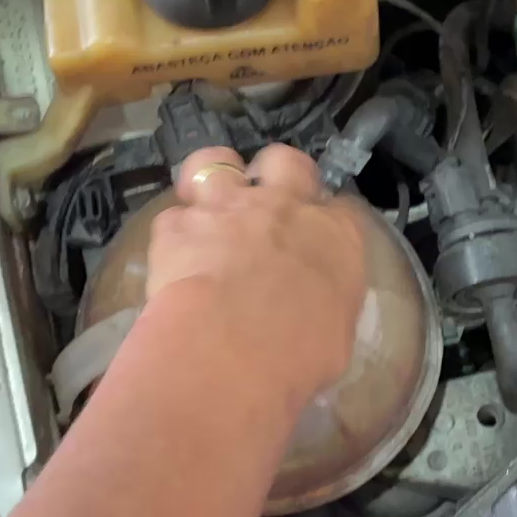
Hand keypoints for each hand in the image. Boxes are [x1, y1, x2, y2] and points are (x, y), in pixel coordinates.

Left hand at [147, 144, 365, 406]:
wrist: (235, 350)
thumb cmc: (302, 353)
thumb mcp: (335, 336)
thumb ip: (326, 307)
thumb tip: (316, 314)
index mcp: (336, 238)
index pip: (344, 210)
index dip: (329, 219)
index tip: (319, 238)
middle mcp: (286, 208)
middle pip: (287, 163)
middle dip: (276, 174)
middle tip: (264, 203)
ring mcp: (229, 208)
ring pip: (216, 162)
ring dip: (211, 181)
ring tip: (205, 207)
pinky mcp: (178, 225)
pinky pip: (173, 218)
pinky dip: (173, 236)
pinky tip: (172, 260)